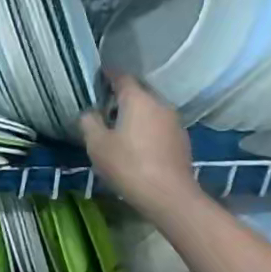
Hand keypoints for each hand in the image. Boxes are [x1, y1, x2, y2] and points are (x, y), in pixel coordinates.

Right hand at [78, 74, 199, 206]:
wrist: (168, 195)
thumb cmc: (128, 165)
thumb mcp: (97, 144)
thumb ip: (89, 122)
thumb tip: (90, 112)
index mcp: (138, 99)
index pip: (121, 77)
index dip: (107, 76)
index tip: (95, 79)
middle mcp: (159, 103)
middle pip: (138, 92)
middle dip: (121, 96)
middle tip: (103, 107)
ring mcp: (174, 121)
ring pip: (150, 109)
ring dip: (135, 113)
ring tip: (118, 127)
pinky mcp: (181, 139)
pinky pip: (159, 125)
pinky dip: (146, 128)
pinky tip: (136, 144)